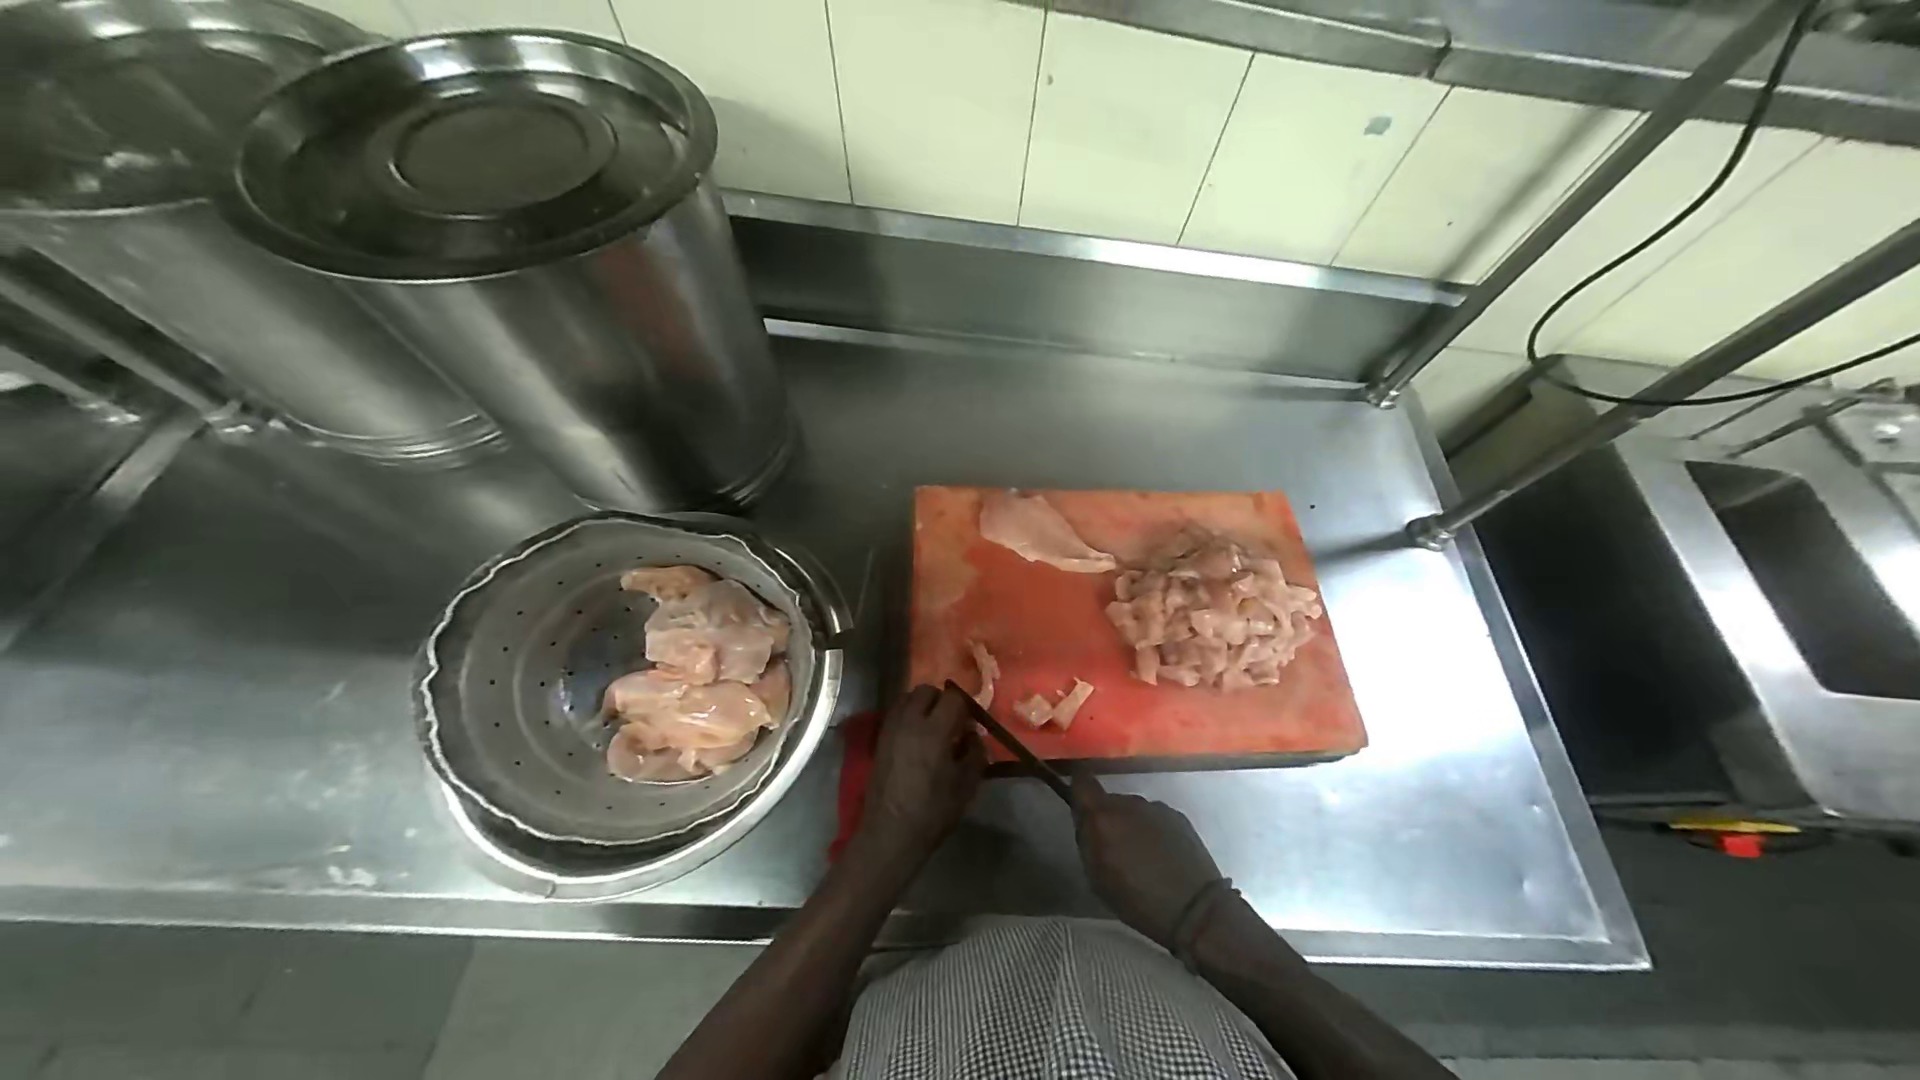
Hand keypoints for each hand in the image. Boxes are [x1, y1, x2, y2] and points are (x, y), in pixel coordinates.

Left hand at [856, 684, 985, 862]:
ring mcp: (891, 728)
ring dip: (922, 704)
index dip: (965, 706)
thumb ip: (975, 753)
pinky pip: (895, 713)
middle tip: (951, 721)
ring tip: (932, 726)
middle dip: (942, 700)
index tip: (970, 723)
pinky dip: (907, 715)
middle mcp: (910, 721)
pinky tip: (916, 737)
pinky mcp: (880, 739)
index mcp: (934, 730)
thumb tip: (973, 735)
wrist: (891, 831)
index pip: (953, 698)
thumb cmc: (933, 810)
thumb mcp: (966, 785)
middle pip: (926, 690)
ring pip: (907, 698)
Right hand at [1073, 774, 1223, 949]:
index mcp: (1102, 816)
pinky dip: (1152, 831)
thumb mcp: (1097, 877)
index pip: (1082, 780)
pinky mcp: (1178, 816)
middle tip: (1112, 846)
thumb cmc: (1137, 899)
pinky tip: (1161, 856)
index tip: (1078, 800)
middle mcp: (1128, 803)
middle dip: (1107, 818)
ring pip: (1133, 810)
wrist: (1195, 910)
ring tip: (1140, 855)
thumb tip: (1084, 818)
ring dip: (1130, 825)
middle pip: (1109, 801)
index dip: (1078, 786)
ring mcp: (1156, 807)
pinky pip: (1154, 818)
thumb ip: (1086, 840)